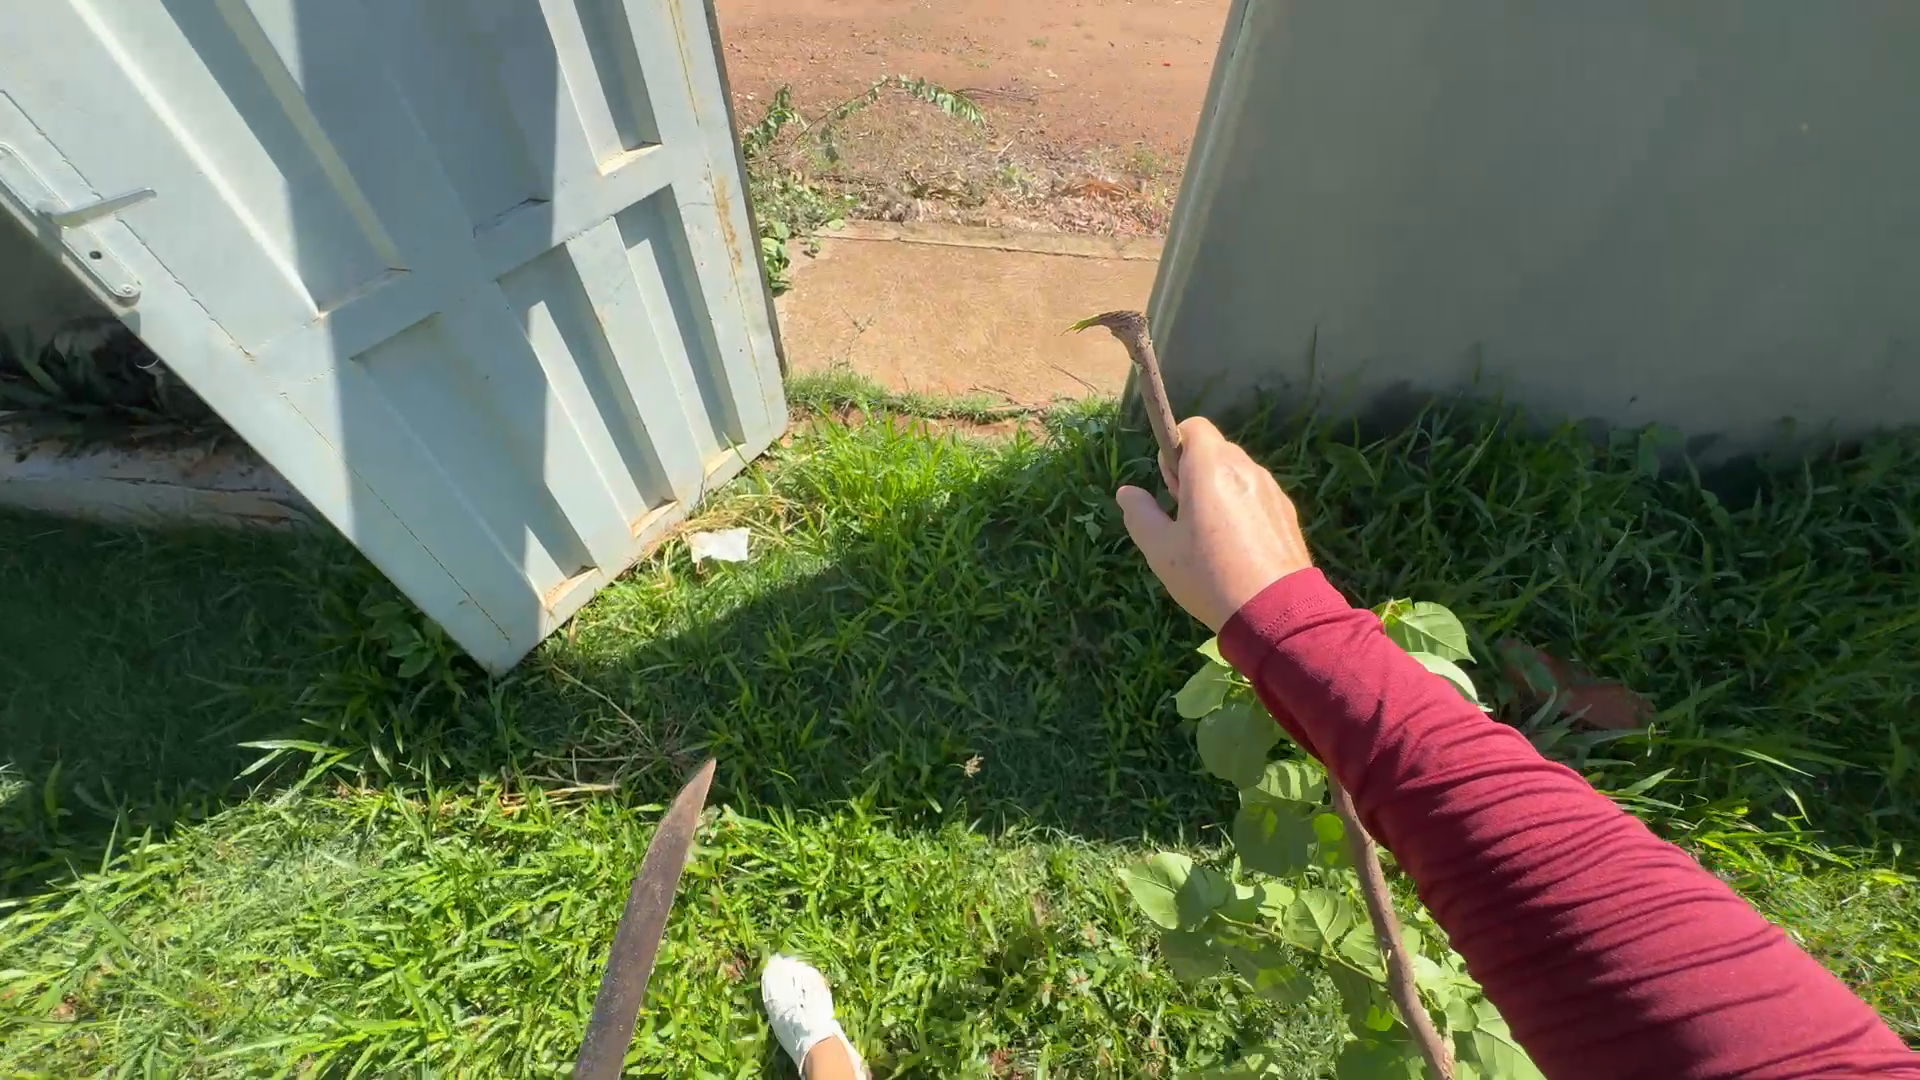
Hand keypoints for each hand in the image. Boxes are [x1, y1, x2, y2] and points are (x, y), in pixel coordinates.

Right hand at [1116, 417, 1313, 631]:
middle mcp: (1244, 469)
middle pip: (1214, 450)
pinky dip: (1240, 506)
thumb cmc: (1207, 576)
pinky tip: (1235, 546)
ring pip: (1236, 473)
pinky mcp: (1286, 512)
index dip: (1174, 446)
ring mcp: (1270, 489)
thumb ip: (1140, 513)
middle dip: (1193, 470)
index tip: (1167, 482)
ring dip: (1217, 489)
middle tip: (1182, 513)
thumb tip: (1127, 492)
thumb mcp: (1160, 549)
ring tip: (1208, 535)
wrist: (1274, 612)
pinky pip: (1255, 494)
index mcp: (1210, 470)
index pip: (1193, 427)